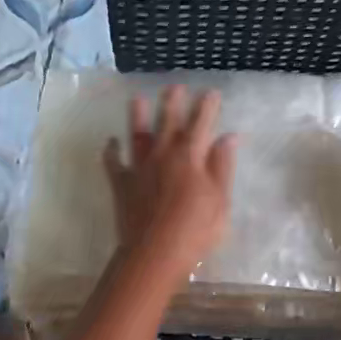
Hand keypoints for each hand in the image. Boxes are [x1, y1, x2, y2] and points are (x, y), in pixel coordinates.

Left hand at [103, 85, 237, 277]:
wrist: (154, 253)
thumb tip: (229, 137)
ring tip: (138, 100)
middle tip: (175, 86)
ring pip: (137, 135)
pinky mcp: (121, 184)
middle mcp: (162, 154)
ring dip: (138, 116)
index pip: (200, 123)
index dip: (206, 106)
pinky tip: (111, 142)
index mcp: (189, 156)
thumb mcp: (220, 200)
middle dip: (172, 102)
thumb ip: (222, 166)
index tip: (210, 92)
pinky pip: (113, 162)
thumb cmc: (195, 230)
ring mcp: (138, 168)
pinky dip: (111, 151)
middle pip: (167, 122)